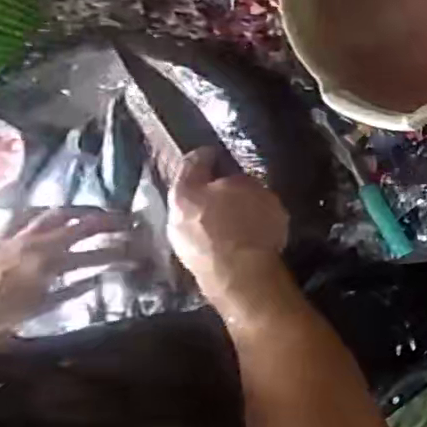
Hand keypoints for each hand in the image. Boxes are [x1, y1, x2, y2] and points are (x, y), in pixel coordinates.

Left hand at [0, 206, 135, 340]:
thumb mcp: (38, 307)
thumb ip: (73, 290)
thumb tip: (101, 278)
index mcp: (52, 262)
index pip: (99, 253)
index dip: (124, 252)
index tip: (141, 252)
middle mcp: (38, 243)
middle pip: (83, 224)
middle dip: (112, 221)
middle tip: (130, 221)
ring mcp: (17, 237)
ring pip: (55, 213)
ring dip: (81, 210)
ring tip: (96, 211)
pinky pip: (24, 216)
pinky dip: (42, 212)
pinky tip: (50, 213)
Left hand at [168, 149, 288, 294]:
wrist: (240, 276)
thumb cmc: (247, 225)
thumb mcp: (253, 191)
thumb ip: (239, 181)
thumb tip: (231, 180)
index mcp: (184, 192)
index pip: (192, 163)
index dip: (207, 154)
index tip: (216, 150)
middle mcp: (173, 214)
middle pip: (190, 193)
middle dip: (208, 188)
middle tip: (230, 184)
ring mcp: (180, 240)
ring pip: (195, 217)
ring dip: (212, 212)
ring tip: (237, 212)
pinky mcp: (193, 261)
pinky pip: (205, 237)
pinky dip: (218, 232)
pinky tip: (237, 235)